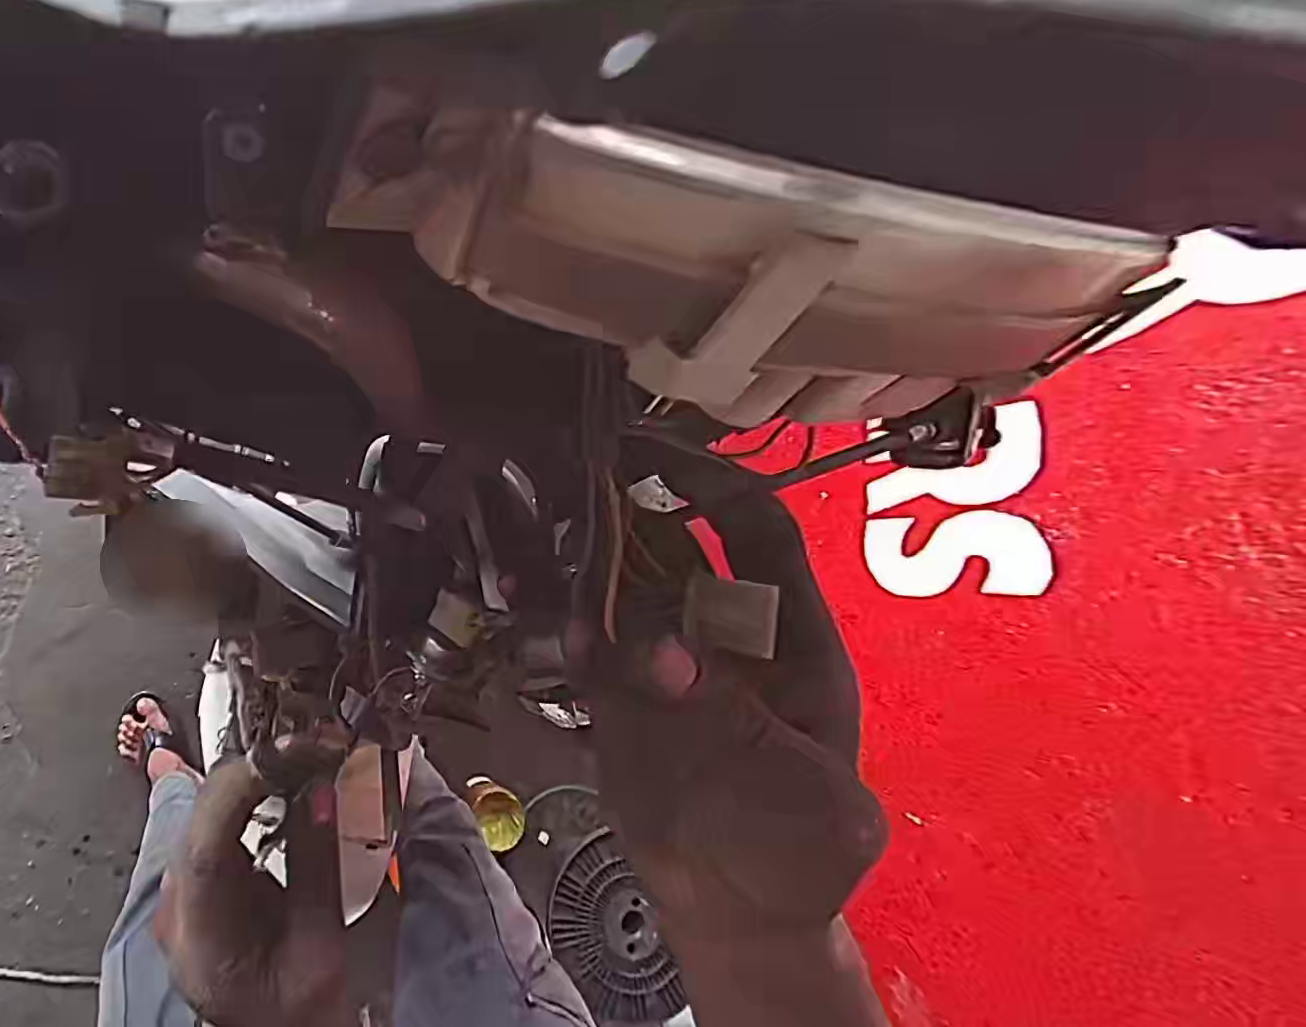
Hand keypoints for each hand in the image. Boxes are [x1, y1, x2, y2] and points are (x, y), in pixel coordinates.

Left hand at [154, 750, 356, 1026]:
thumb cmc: (293, 1013)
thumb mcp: (320, 951)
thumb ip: (317, 867)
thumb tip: (319, 792)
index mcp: (201, 929)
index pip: (207, 835)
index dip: (245, 782)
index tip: (291, 752)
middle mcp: (177, 902)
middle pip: (204, 808)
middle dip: (258, 766)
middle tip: (309, 745)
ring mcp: (180, 887)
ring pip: (207, 802)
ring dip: (255, 772)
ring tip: (302, 754)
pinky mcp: (196, 875)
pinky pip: (216, 813)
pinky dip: (249, 788)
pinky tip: (277, 773)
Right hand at [576, 445, 890, 1023]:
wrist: (729, 904)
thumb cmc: (794, 852)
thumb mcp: (803, 798)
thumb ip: (733, 718)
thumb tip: (662, 651)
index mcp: (788, 638)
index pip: (757, 534)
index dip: (715, 484)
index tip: (658, 451)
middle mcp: (718, 631)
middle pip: (674, 546)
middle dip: (633, 510)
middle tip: (579, 478)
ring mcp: (661, 656)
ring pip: (622, 585)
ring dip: (591, 564)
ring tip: (553, 543)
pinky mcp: (616, 687)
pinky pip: (589, 642)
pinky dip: (572, 629)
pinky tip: (560, 633)